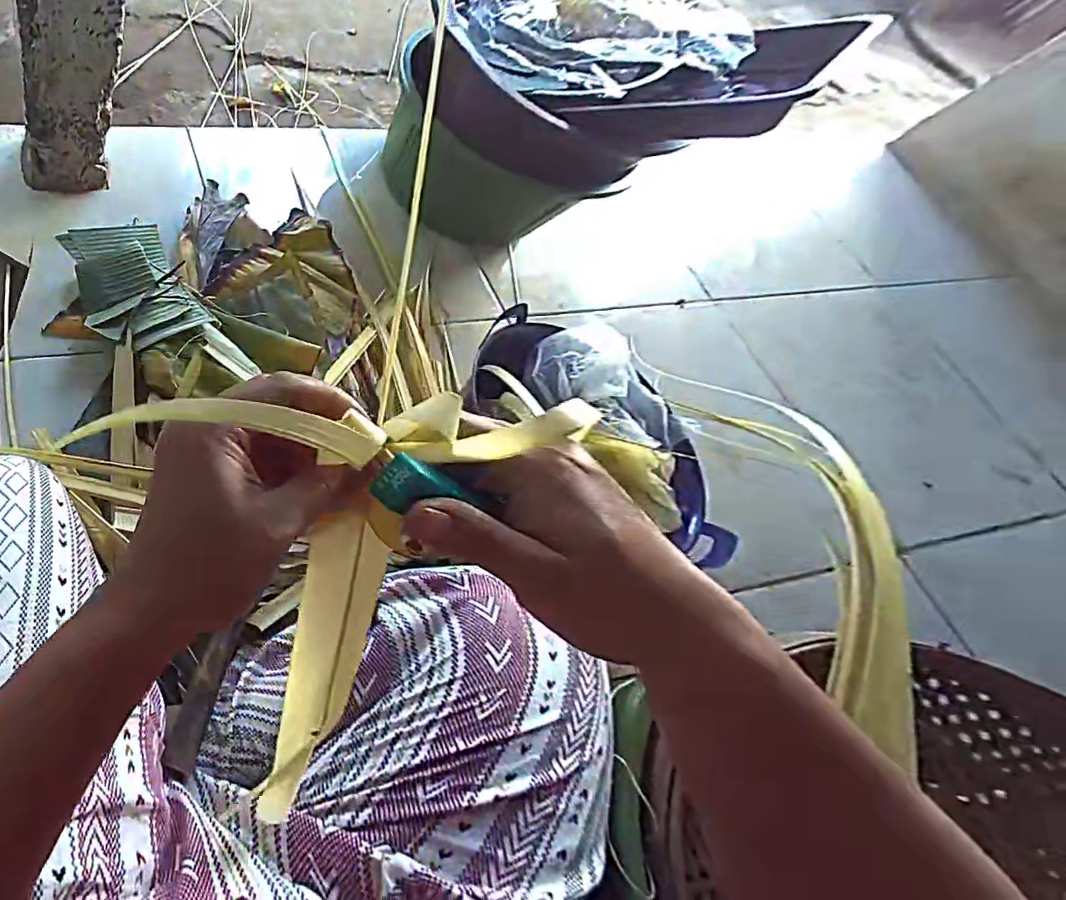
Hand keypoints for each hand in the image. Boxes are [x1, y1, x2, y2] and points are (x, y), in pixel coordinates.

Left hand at [103, 373, 371, 646]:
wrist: (150, 607)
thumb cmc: (208, 567)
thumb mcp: (275, 525)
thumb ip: (323, 486)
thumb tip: (367, 463)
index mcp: (211, 425)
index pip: (279, 389)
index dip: (328, 402)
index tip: (367, 427)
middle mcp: (200, 424)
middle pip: (272, 408)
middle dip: (318, 433)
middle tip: (361, 459)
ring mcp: (196, 447)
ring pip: (263, 434)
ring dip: (302, 455)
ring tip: (342, 484)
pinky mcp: (199, 470)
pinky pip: (248, 455)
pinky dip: (280, 471)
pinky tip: (311, 495)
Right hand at [402, 438, 753, 668]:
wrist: (687, 630)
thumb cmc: (610, 602)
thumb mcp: (533, 573)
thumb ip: (470, 536)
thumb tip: (410, 512)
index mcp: (536, 463)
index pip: (453, 438)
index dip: (411, 456)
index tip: (381, 487)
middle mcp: (548, 453)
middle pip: (465, 447)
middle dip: (428, 477)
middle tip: (403, 516)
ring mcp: (561, 468)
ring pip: (483, 464)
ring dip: (452, 490)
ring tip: (432, 530)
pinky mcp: (567, 488)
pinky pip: (506, 479)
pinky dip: (479, 499)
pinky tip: (473, 531)